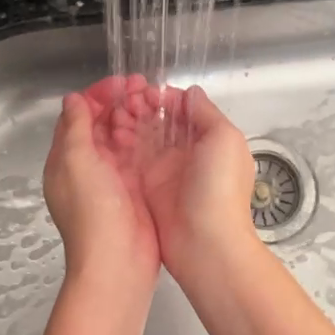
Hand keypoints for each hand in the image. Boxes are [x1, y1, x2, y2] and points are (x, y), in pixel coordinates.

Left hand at [43, 76, 159, 287]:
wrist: (117, 263)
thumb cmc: (92, 211)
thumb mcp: (76, 163)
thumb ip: (75, 129)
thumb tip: (73, 99)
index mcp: (66, 159)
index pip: (79, 116)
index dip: (98, 95)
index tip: (122, 82)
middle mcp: (88, 165)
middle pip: (103, 123)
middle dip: (121, 101)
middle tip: (145, 86)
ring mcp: (113, 177)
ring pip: (123, 136)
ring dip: (136, 116)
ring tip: (157, 101)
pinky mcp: (136, 187)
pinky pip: (140, 153)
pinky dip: (149, 136)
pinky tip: (165, 125)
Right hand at [126, 84, 257, 279]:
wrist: (206, 243)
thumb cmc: (220, 187)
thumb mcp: (224, 139)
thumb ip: (207, 113)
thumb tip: (190, 93)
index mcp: (209, 140)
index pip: (182, 110)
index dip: (163, 98)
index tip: (145, 91)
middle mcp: (186, 153)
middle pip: (160, 122)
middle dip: (142, 108)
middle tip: (124, 101)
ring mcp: (165, 170)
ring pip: (143, 137)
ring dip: (129, 123)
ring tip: (114, 114)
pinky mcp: (146, 187)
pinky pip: (131, 160)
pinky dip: (120, 145)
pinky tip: (110, 133)